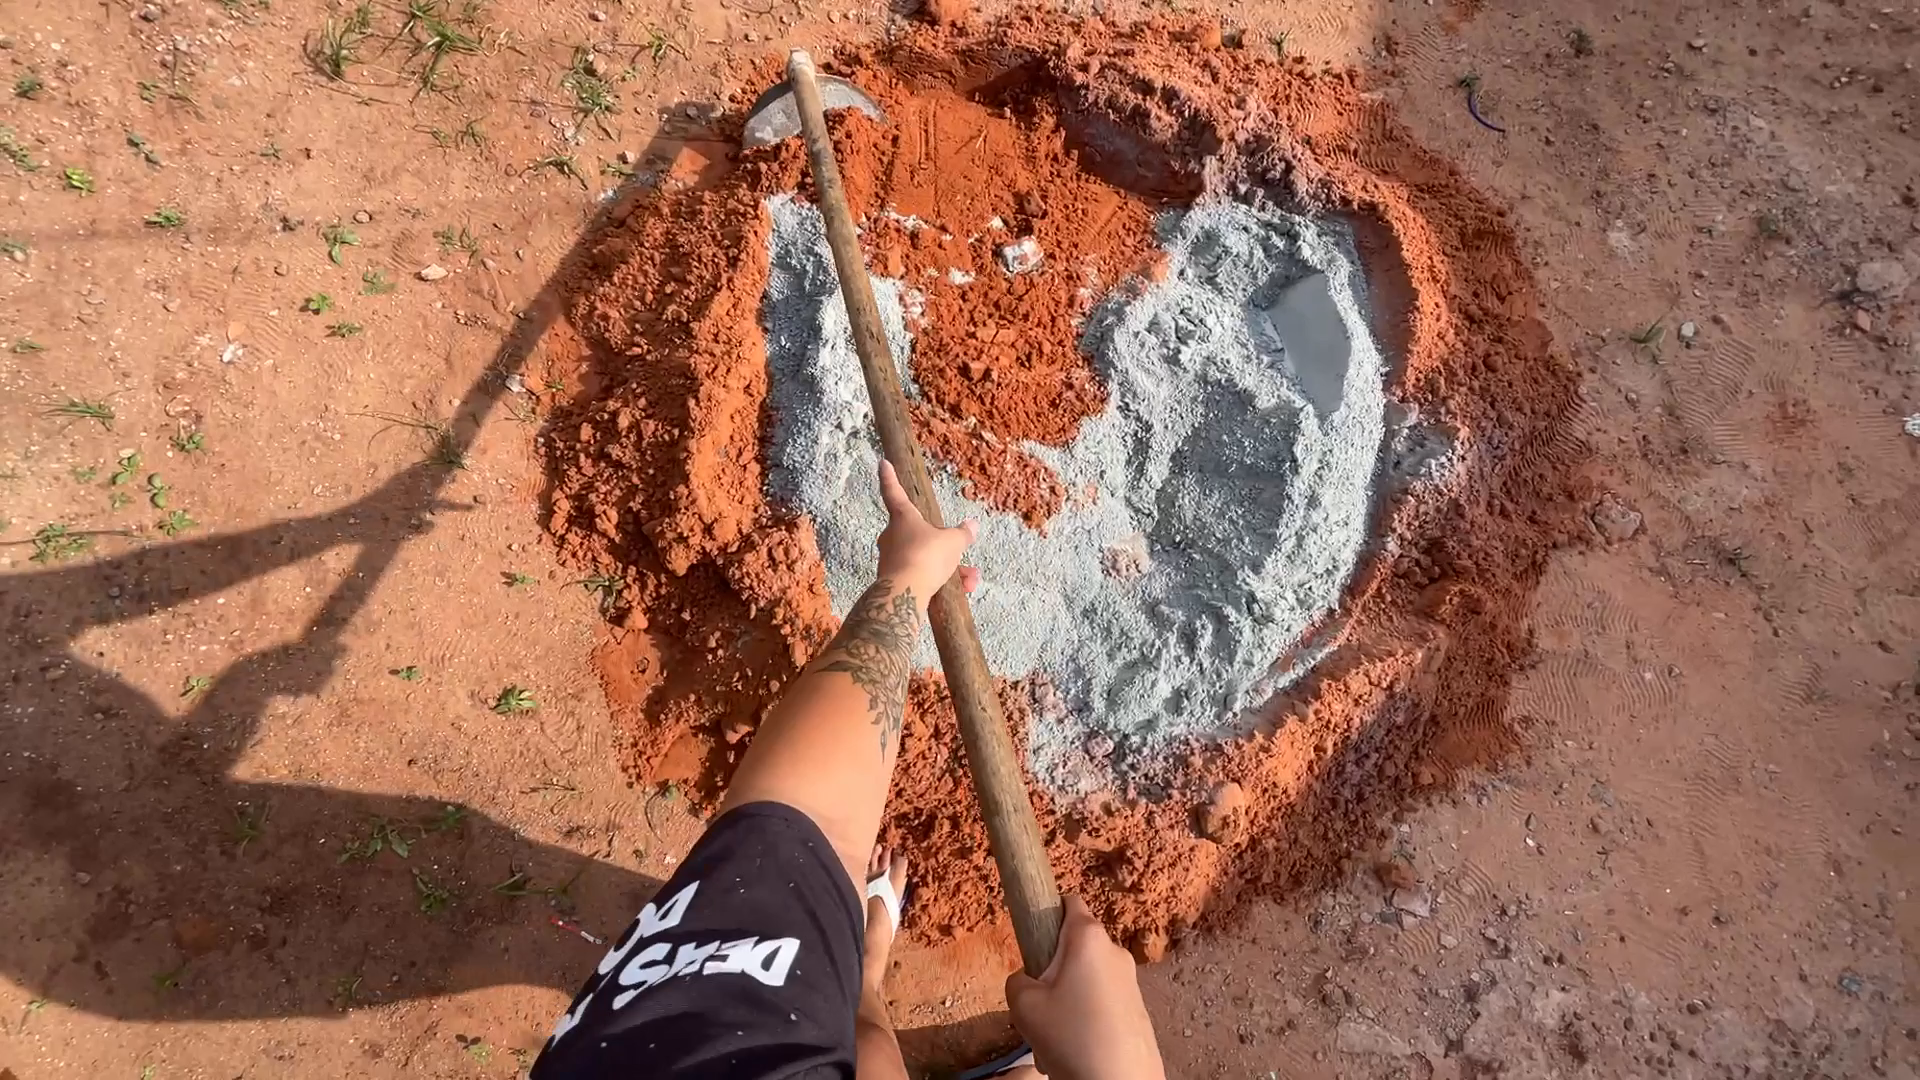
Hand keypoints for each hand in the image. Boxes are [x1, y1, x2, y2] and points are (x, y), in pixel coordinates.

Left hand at [874, 459, 978, 601]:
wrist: (904, 595)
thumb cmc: (925, 558)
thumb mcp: (952, 543)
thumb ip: (962, 534)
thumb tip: (971, 525)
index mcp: (902, 518)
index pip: (894, 492)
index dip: (889, 477)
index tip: (883, 463)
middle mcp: (893, 536)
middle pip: (920, 534)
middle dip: (945, 546)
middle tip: (962, 553)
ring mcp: (892, 559)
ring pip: (924, 559)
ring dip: (949, 569)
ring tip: (969, 580)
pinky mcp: (894, 581)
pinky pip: (922, 577)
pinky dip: (941, 583)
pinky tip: (960, 592)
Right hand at [1005, 896, 1166, 1079]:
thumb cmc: (1071, 1037)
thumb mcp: (1024, 1006)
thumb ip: (1017, 980)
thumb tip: (1027, 980)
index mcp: (1088, 936)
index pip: (1067, 901)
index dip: (1047, 913)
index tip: (1034, 941)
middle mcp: (1114, 950)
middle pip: (1077, 944)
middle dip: (1056, 967)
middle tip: (1041, 1000)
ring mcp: (1131, 980)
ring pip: (1090, 976)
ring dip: (1071, 996)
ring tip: (1058, 1033)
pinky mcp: (1141, 1010)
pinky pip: (1106, 1001)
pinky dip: (1090, 1016)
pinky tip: (1079, 1048)